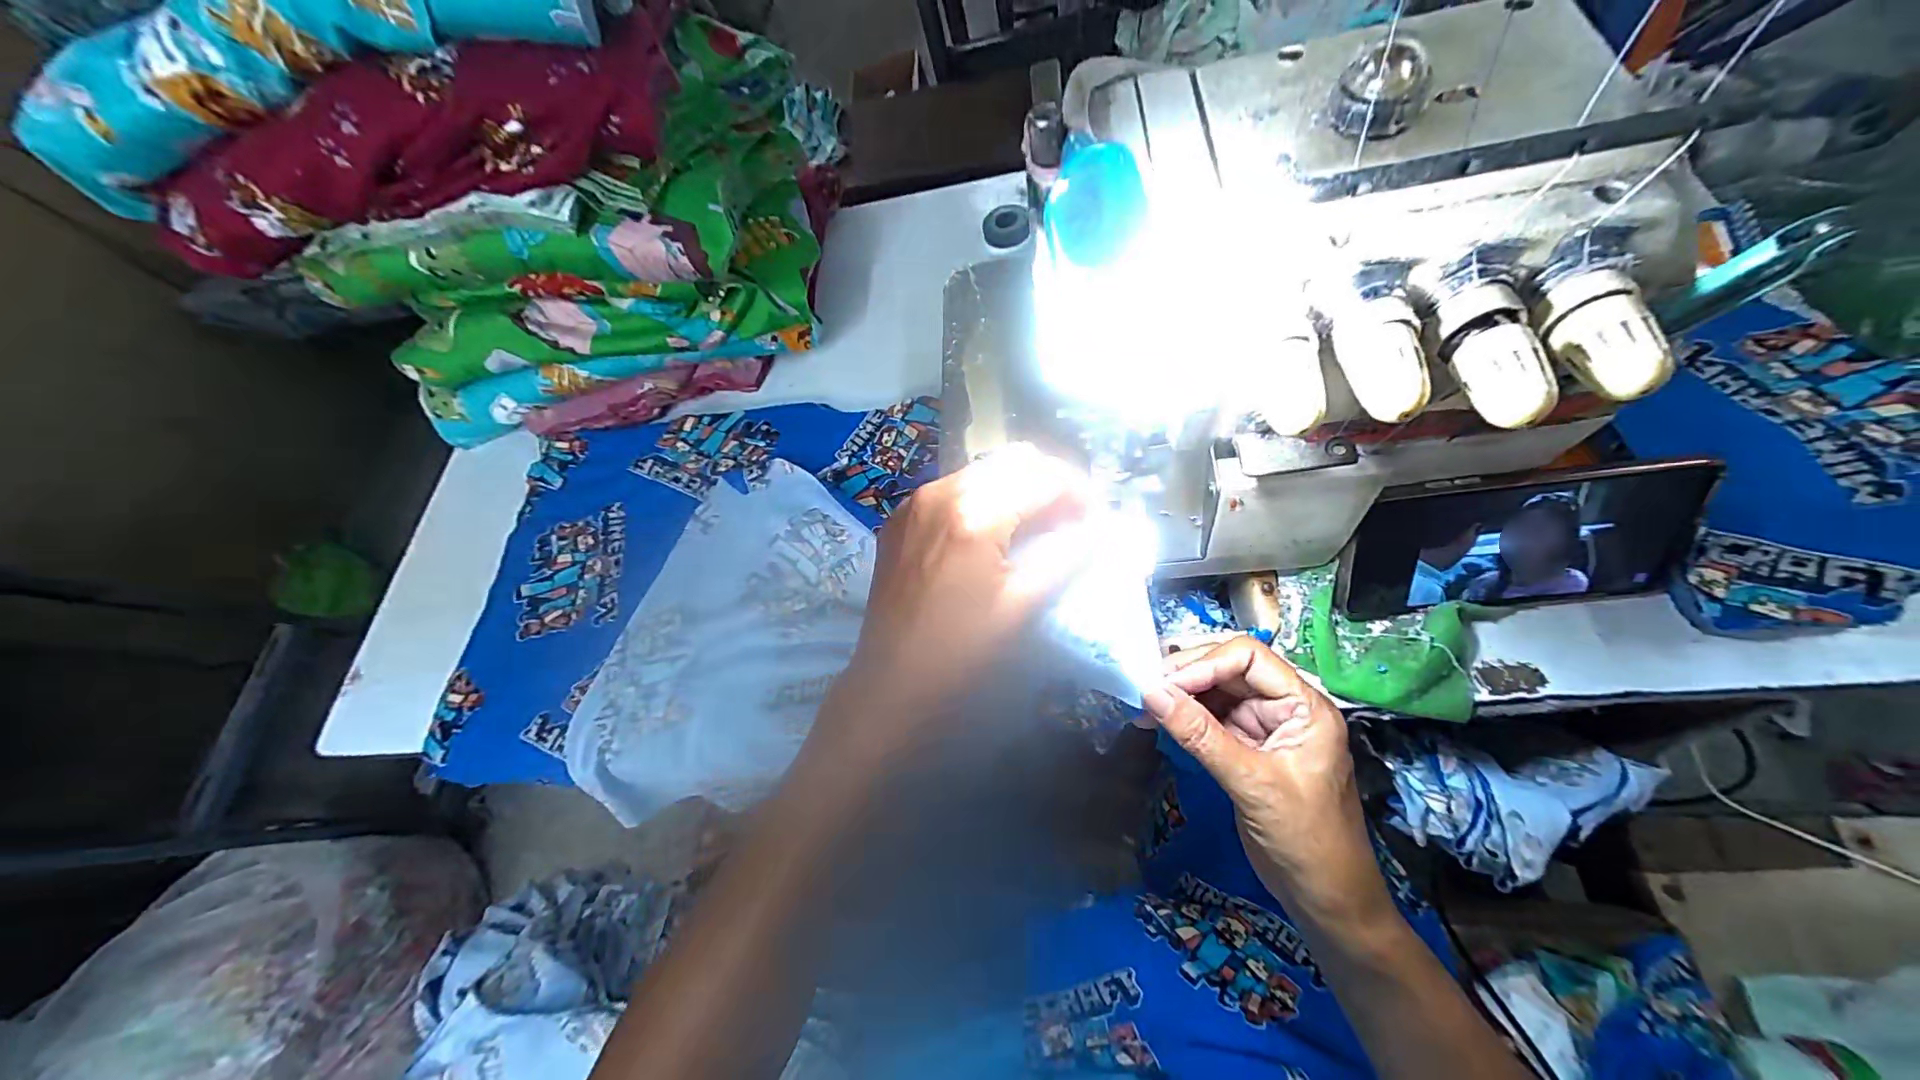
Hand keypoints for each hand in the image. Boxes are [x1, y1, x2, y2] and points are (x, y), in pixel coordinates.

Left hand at [822, 445, 1089, 753]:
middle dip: (1049, 483)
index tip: (1096, 520)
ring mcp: (914, 503)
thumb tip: (1099, 529)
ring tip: (1038, 527)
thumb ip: (1068, 557)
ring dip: (1017, 489)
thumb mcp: (1023, 605)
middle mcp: (940, 491)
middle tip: (1071, 520)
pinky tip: (995, 534)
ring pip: (981, 471)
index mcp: (973, 511)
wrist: (891, 683)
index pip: (1043, 477)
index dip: (1079, 493)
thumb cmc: (961, 651)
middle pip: (1012, 462)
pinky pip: (953, 490)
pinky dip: (983, 499)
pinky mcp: (900, 520)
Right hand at [1142, 638, 1394, 925]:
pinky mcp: (1247, 749)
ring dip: (1182, 695)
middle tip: (1147, 690)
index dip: (1205, 664)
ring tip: (1146, 705)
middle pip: (1230, 669)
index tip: (1165, 685)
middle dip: (1188, 675)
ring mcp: (1265, 728)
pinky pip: (1211, 720)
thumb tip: (1151, 693)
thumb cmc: (1306, 841)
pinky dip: (1185, 718)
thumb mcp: (1252, 784)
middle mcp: (1285, 708)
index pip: (1249, 657)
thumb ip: (1201, 736)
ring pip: (1217, 693)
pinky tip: (1160, 721)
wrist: (1327, 900)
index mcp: (1304, 706)